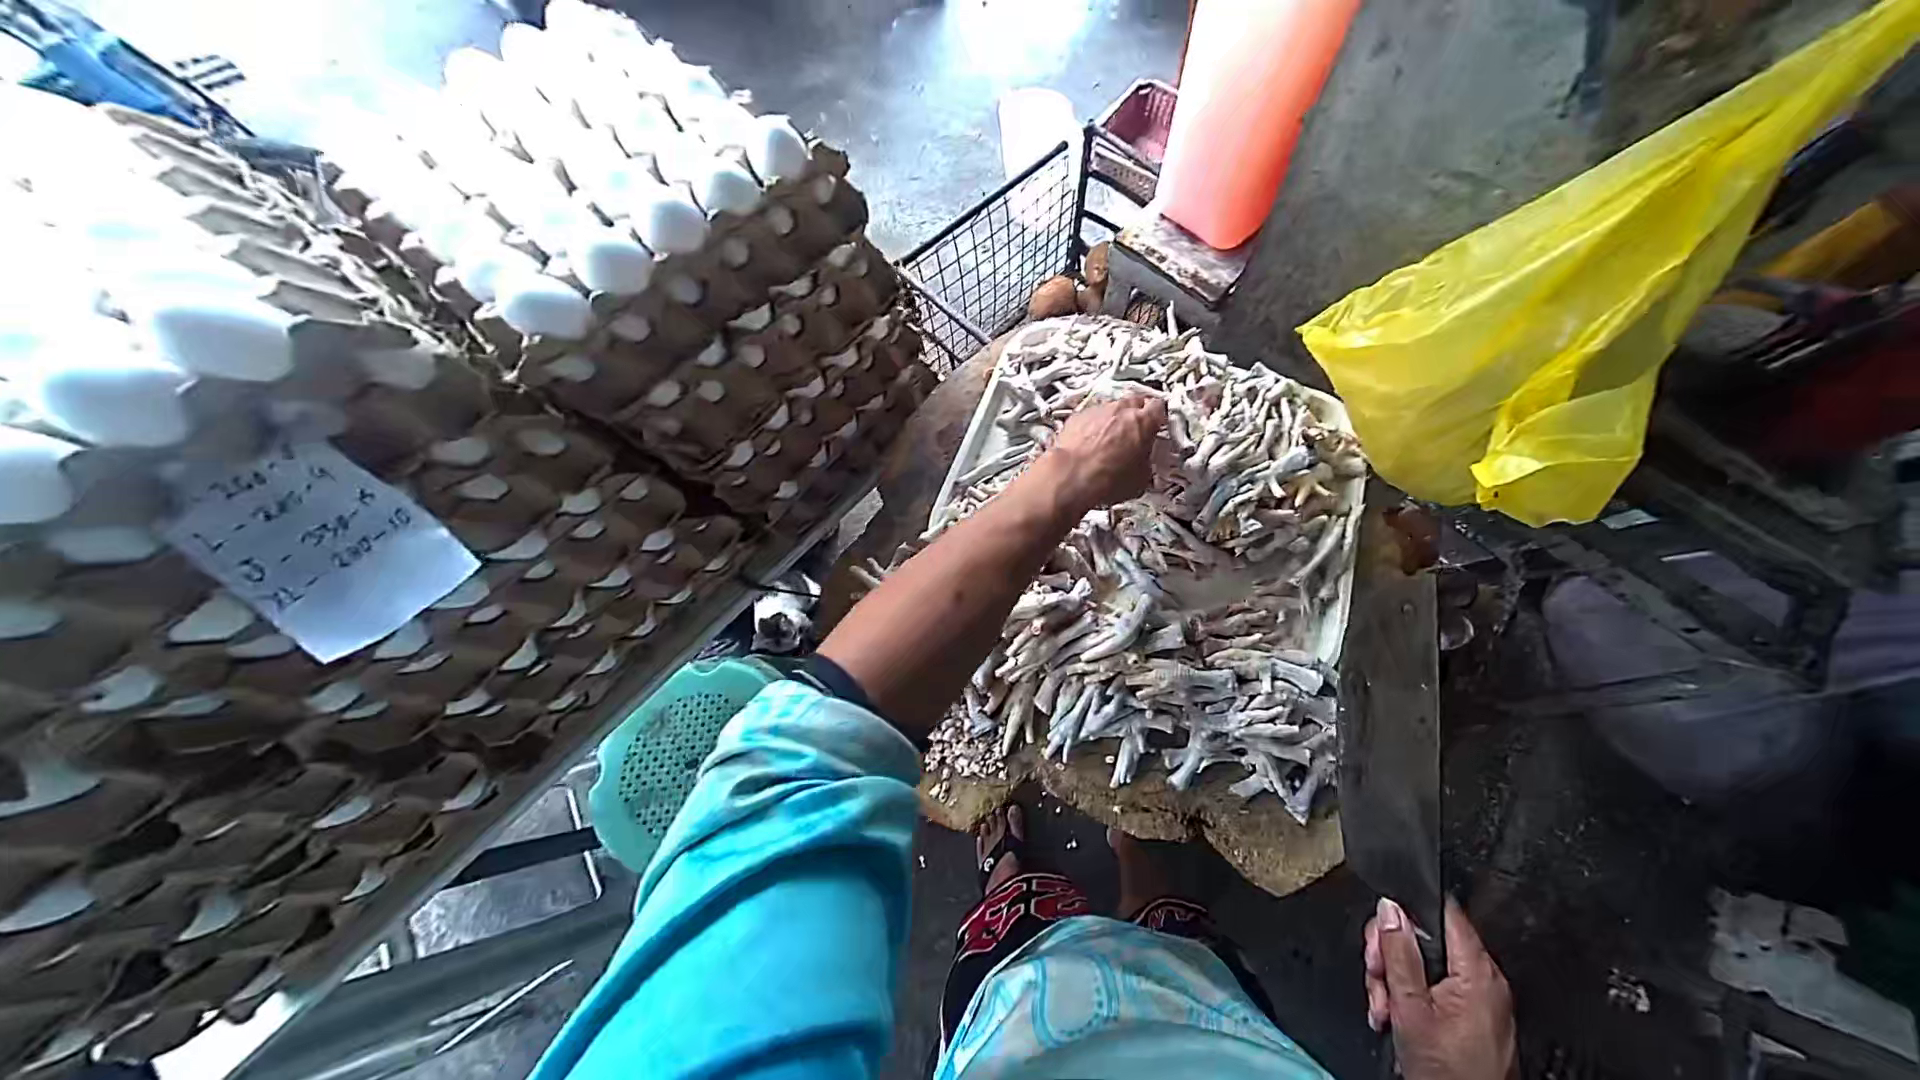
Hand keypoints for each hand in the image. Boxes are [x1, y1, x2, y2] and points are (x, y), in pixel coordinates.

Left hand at [1041, 394, 1166, 510]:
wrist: (1070, 477)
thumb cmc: (1104, 477)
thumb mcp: (1140, 479)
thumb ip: (1146, 462)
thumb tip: (1142, 469)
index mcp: (1144, 421)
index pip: (1159, 407)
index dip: (1158, 416)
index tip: (1157, 424)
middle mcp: (1120, 409)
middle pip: (1133, 403)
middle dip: (1135, 417)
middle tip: (1134, 435)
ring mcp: (1097, 411)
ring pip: (1109, 409)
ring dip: (1111, 422)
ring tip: (1108, 444)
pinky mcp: (1076, 418)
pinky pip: (1088, 418)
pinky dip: (1090, 428)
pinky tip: (1088, 446)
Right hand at [1364, 898, 1516, 1079]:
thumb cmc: (1448, 1073)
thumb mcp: (1409, 1007)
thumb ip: (1398, 953)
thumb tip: (1390, 909)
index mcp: (1476, 973)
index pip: (1443, 912)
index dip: (1406, 913)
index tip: (1382, 930)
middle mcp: (1484, 981)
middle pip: (1426, 939)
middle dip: (1390, 954)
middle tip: (1377, 976)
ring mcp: (1480, 999)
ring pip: (1423, 964)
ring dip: (1393, 979)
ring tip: (1385, 1007)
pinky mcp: (1472, 1015)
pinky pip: (1434, 986)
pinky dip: (1409, 995)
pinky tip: (1395, 1015)